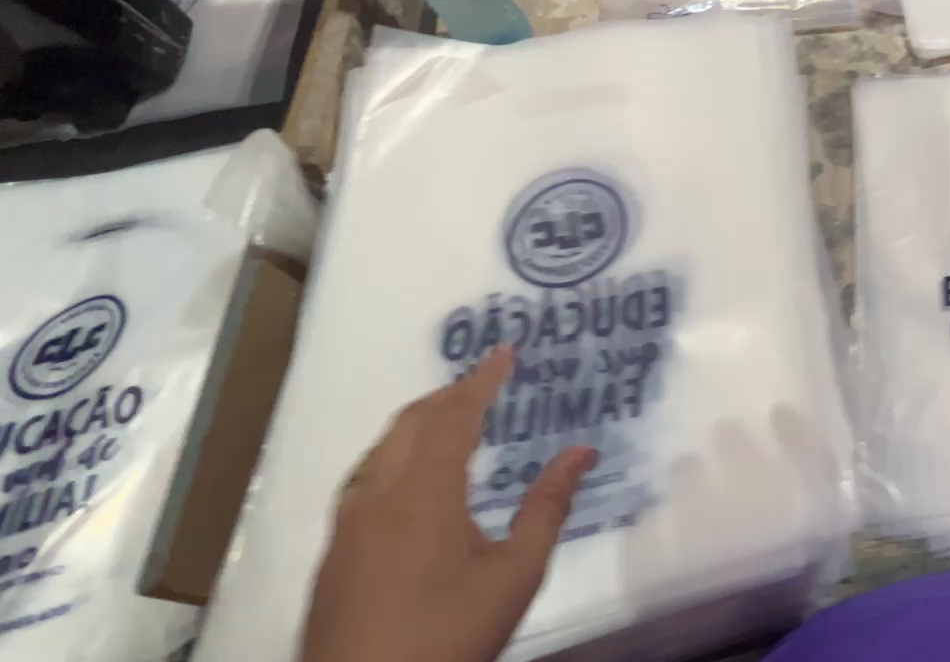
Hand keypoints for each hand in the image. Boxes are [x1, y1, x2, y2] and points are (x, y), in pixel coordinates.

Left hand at [300, 347, 596, 661]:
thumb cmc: (449, 634)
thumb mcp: (517, 573)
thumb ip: (548, 506)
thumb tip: (581, 451)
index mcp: (425, 493)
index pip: (455, 416)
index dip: (481, 380)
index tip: (504, 351)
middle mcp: (379, 498)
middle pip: (410, 424)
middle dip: (448, 394)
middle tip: (485, 381)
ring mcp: (347, 528)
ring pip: (380, 451)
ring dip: (417, 422)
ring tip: (452, 420)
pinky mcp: (332, 557)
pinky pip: (364, 479)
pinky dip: (394, 454)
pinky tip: (410, 479)